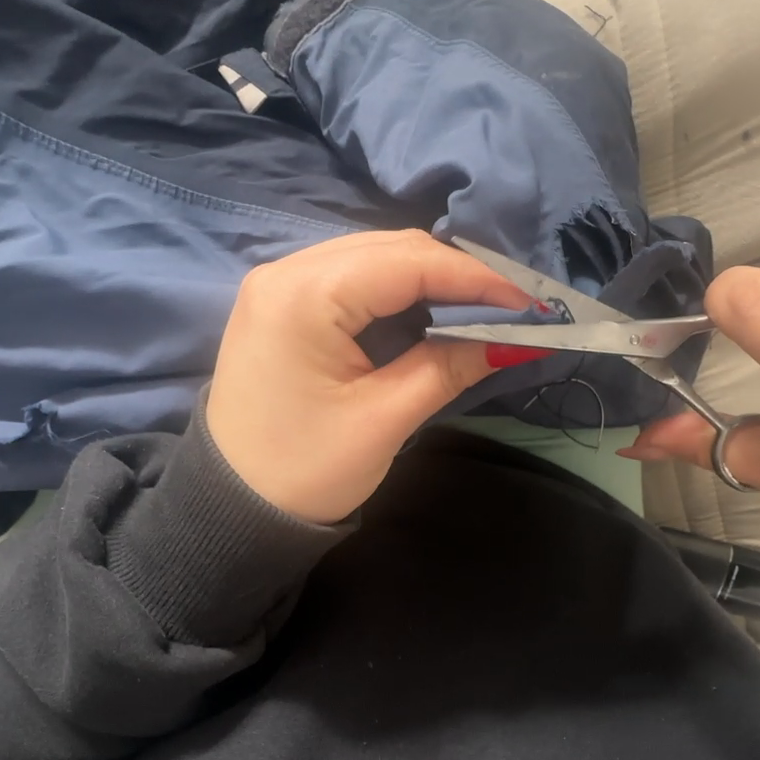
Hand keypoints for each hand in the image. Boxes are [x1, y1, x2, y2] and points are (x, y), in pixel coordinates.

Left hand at [207, 231, 534, 523]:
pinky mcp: (280, 308)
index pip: (407, 262)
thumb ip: (448, 367)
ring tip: (479, 313)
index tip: (530, 304)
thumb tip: (515, 338)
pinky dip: (394, 295)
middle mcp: (285, 271)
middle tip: (510, 308)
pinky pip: (349, 282)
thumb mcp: (382, 420)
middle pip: (389, 250)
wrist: (230, 510)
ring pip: (371, 261)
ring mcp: (278, 286)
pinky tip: (428, 316)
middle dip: (455, 275)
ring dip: (427, 282)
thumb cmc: (303, 472)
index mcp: (303, 294)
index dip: (475, 278)